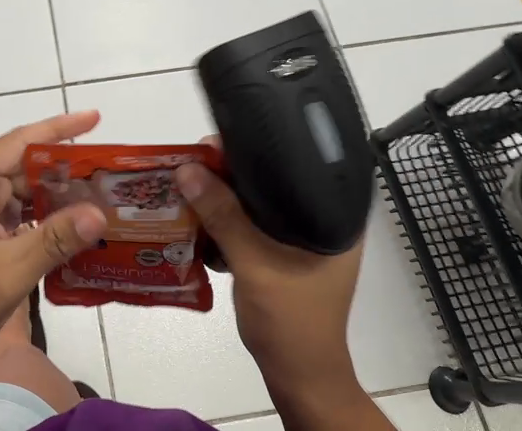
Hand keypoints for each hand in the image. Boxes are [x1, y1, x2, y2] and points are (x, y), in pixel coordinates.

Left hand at [0, 111, 109, 360]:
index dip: (58, 128)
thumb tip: (99, 213)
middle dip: (66, 164)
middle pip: (25, 163)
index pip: (19, 142)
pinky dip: (49, 215)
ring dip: (60, 192)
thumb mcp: (11, 270)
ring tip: (102, 192)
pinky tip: (78, 222)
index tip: (95, 118)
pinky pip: (24, 212)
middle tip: (109, 167)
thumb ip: (56, 238)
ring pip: (27, 189)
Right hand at [176, 157, 365, 389]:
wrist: (299, 380)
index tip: (217, 141)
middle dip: (230, 171)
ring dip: (225, 194)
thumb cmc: (290, 321)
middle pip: (271, 180)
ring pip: (258, 202)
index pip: (294, 161)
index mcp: (334, 214)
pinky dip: (228, 217)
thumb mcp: (254, 263)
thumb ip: (222, 215)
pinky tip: (201, 212)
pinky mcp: (284, 255)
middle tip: (195, 161)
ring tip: (191, 180)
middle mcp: (323, 219)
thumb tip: (187, 169)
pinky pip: (252, 223)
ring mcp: (303, 239)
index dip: (255, 146)